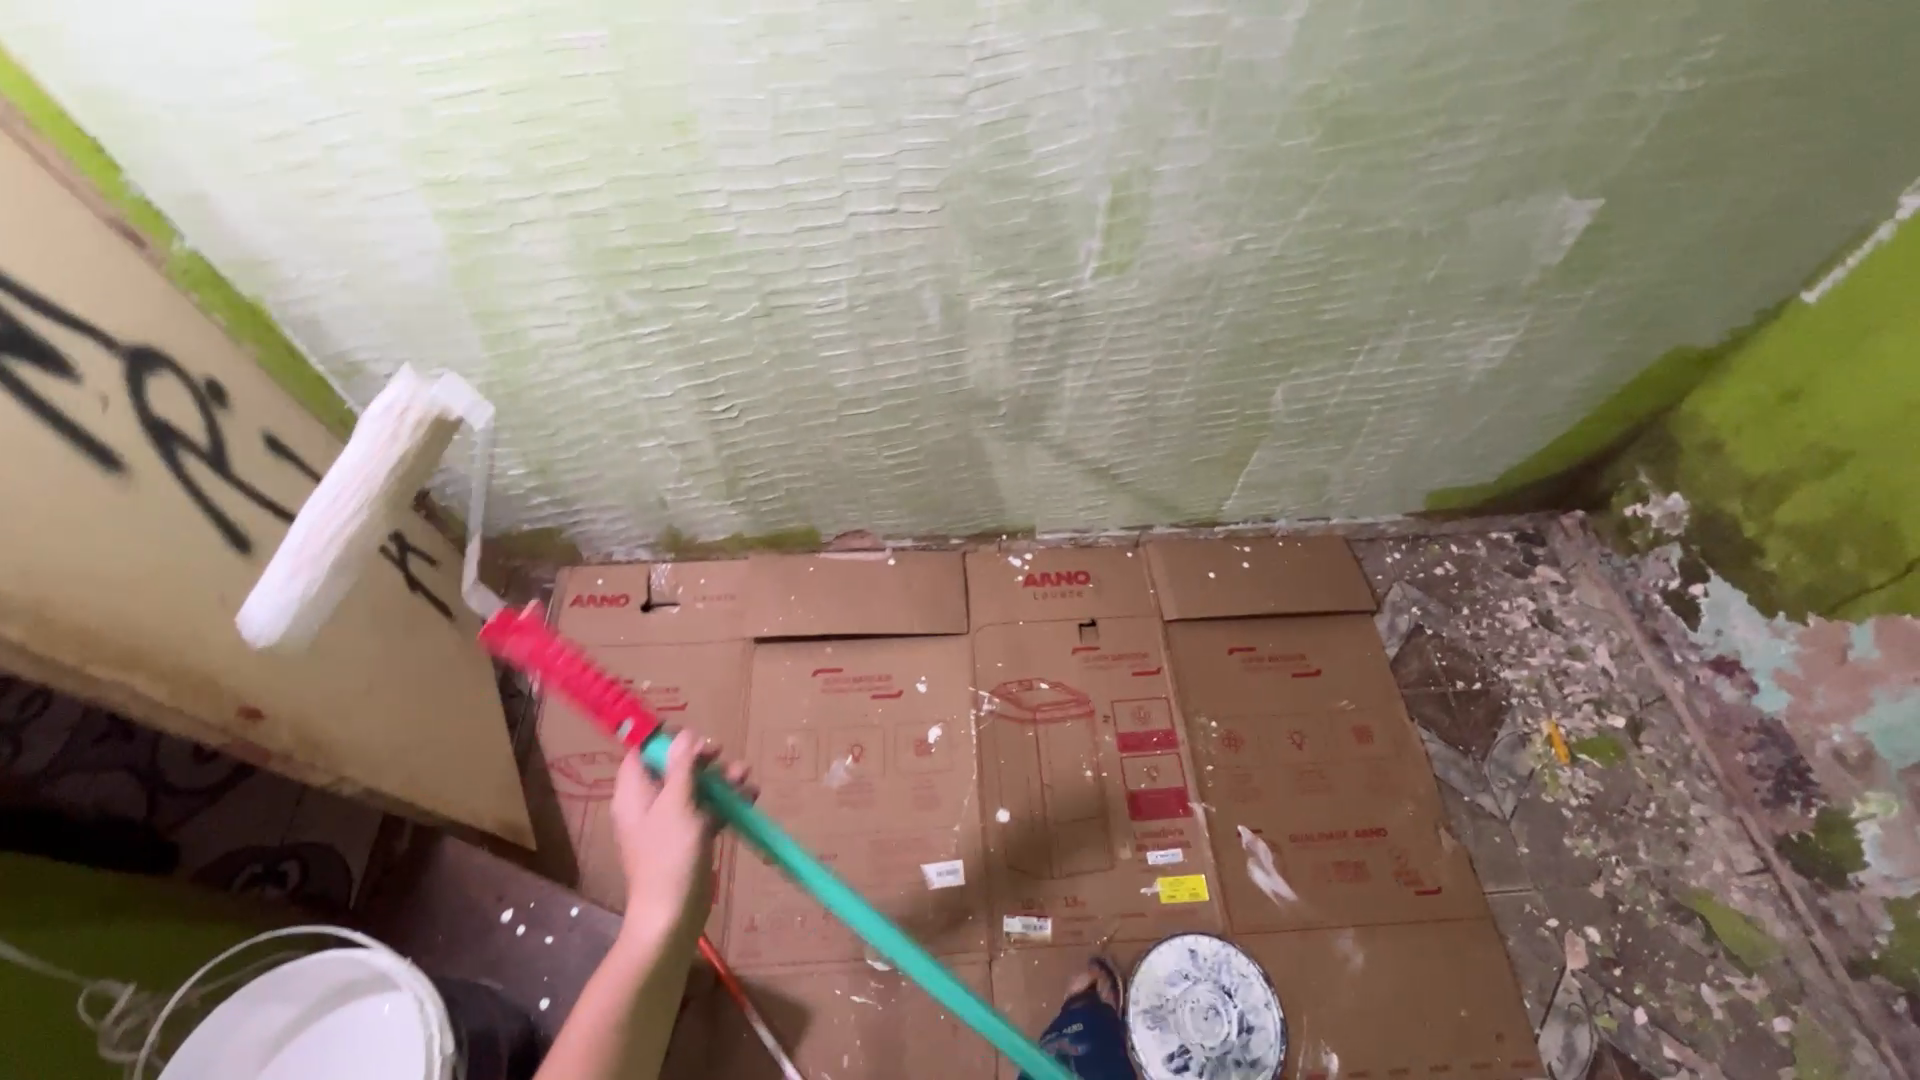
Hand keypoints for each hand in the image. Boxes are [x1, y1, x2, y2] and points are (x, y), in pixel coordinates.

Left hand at [608, 730, 754, 940]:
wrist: (671, 915)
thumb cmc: (668, 856)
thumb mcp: (676, 805)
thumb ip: (681, 768)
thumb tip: (684, 734)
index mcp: (634, 794)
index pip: (641, 754)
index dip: (666, 742)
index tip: (693, 738)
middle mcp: (649, 805)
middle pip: (674, 769)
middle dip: (702, 761)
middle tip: (723, 756)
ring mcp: (670, 823)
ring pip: (695, 789)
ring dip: (721, 781)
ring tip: (745, 777)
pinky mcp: (689, 839)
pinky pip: (707, 811)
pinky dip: (725, 803)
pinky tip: (749, 798)